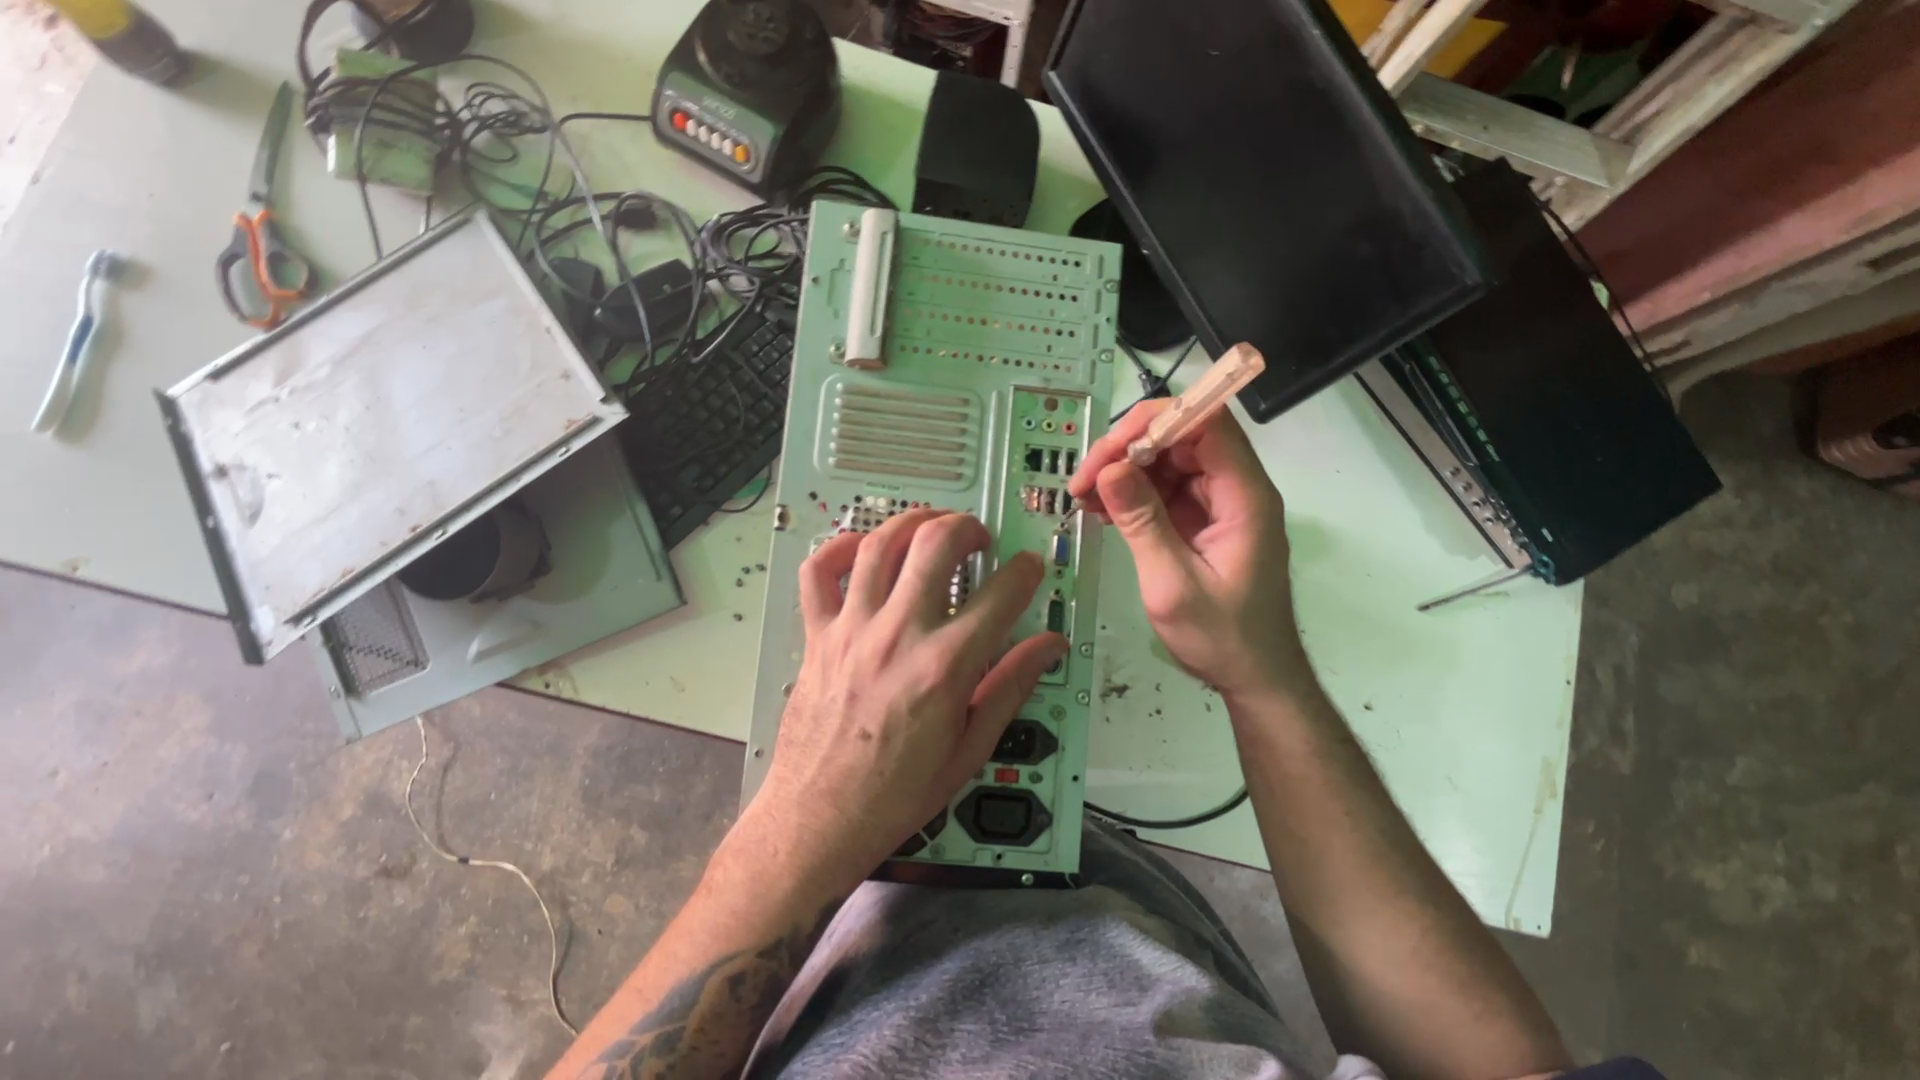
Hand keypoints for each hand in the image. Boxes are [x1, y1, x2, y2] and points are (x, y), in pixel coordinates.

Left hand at [745, 509, 1066, 891]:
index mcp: (943, 667)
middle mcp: (897, 637)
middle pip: (936, 544)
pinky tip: (861, 550)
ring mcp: (851, 631)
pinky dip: (838, 548)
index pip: (1001, 593)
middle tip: (979, 539)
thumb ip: (1010, 687)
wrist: (820, 818)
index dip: (1025, 571)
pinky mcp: (817, 637)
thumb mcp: (969, 749)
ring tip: (932, 528)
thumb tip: (1047, 647)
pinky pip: (817, 573)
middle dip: (968, 527)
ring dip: (912, 522)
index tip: (1028, 570)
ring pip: (880, 544)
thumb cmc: (894, 794)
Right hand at [1067, 399, 1310, 704]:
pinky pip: (1165, 488)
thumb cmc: (1222, 637)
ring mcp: (1219, 503)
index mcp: (1244, 496)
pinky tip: (1100, 510)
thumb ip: (1142, 522)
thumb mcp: (1173, 584)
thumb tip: (1109, 469)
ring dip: (1123, 470)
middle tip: (1083, 481)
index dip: (1156, 422)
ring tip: (1082, 497)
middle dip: (1128, 448)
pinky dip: (1131, 493)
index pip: (1206, 423)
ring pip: (1168, 460)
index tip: (1109, 451)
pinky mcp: (1203, 519)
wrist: (1255, 676)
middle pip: (1182, 436)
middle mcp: (1235, 488)